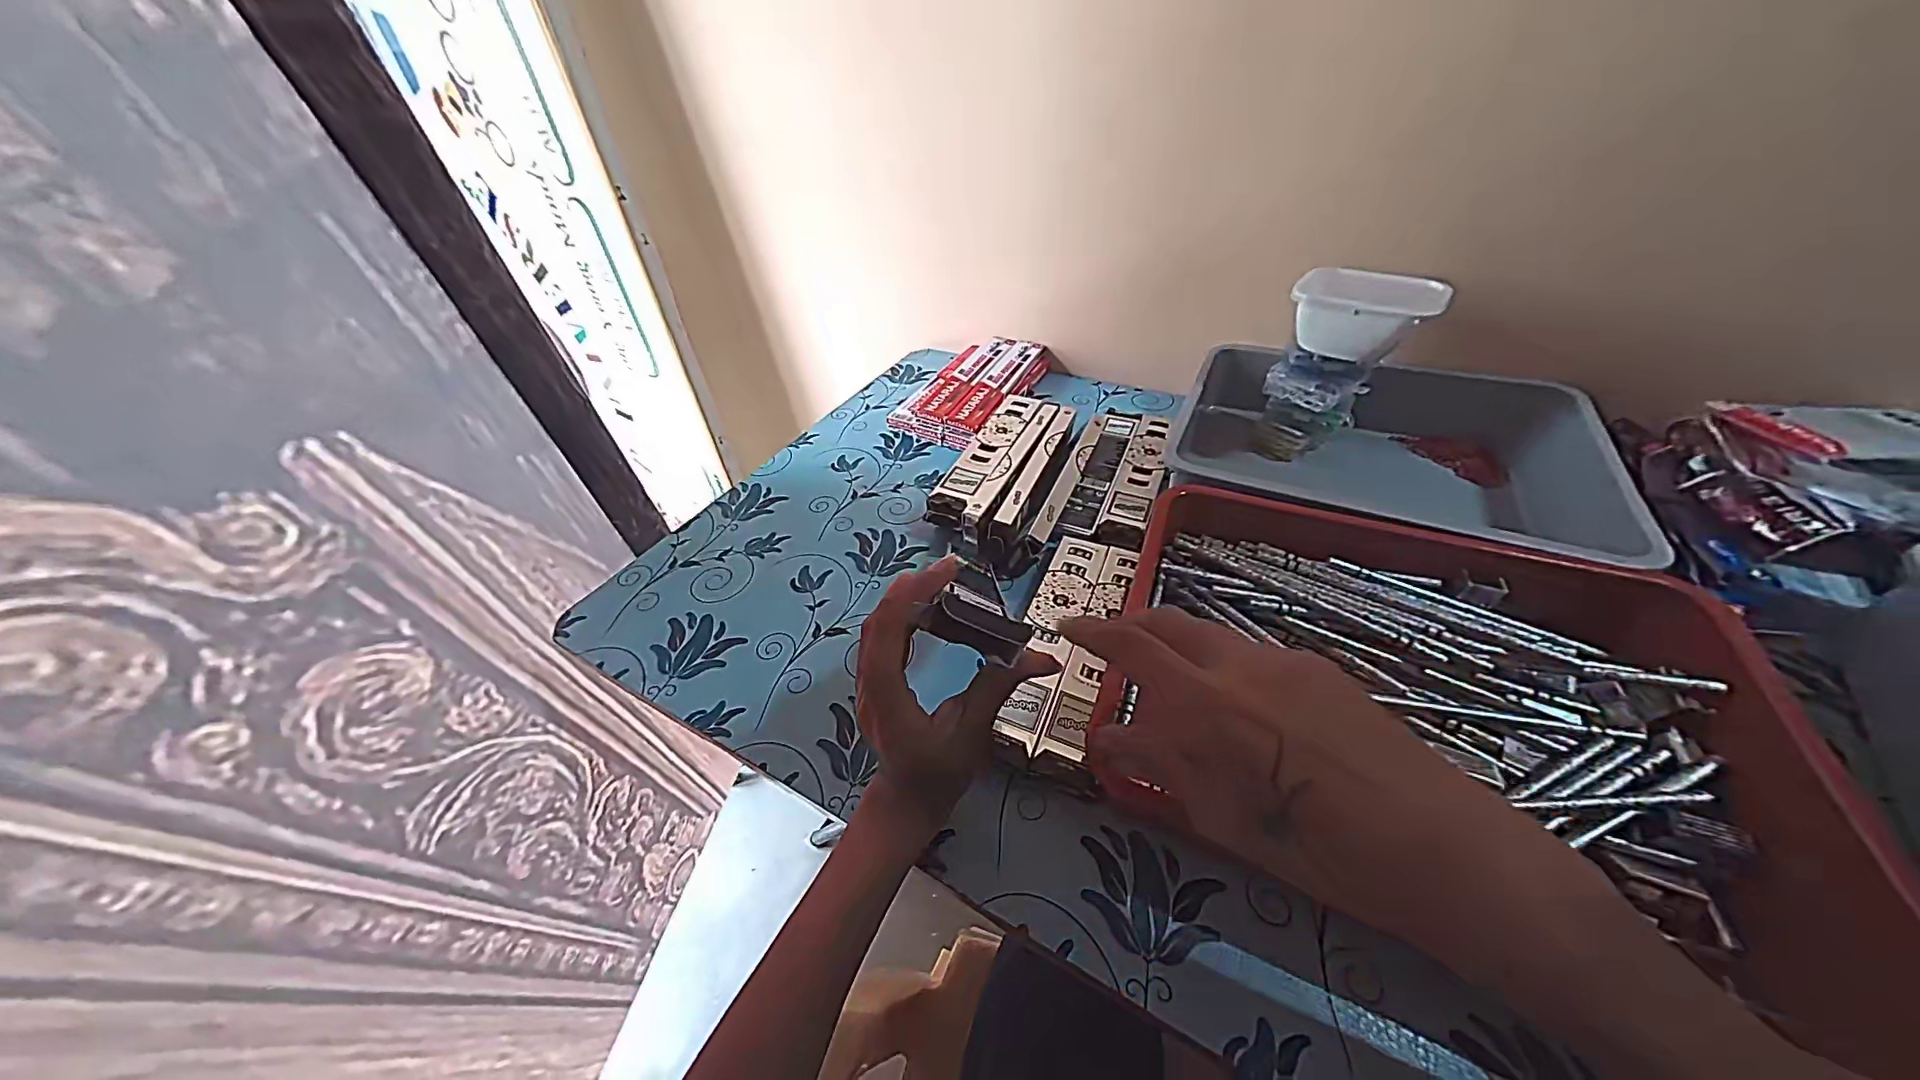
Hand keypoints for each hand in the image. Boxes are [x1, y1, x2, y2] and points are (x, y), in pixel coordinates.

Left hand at [855, 555, 1058, 844]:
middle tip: (946, 570)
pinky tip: (923, 608)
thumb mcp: (972, 733)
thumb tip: (1039, 659)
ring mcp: (868, 683)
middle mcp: (870, 686)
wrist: (909, 798)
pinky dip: (902, 615)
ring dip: (904, 599)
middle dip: (911, 590)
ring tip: (937, 582)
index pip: (888, 634)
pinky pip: (882, 638)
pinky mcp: (876, 681)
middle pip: (879, 623)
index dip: (912, 597)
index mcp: (887, 698)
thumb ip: (998, 689)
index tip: (942, 572)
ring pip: (877, 628)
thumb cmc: (936, 775)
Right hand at [1063, 608, 1864, 1079]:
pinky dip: (1224, 666)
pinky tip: (1241, 710)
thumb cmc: (1317, 848)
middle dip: (1133, 625)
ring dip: (1181, 649)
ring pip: (1213, 636)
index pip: (1133, 646)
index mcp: (1210, 702)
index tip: (1069, 626)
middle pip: (1170, 621)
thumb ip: (1158, 765)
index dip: (1095, 631)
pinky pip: (1252, 654)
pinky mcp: (1320, 669)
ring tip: (1176, 692)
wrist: (1441, 845)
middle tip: (1113, 646)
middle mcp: (1243, 664)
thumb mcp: (1221, 816)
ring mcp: (1287, 660)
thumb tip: (1106, 737)